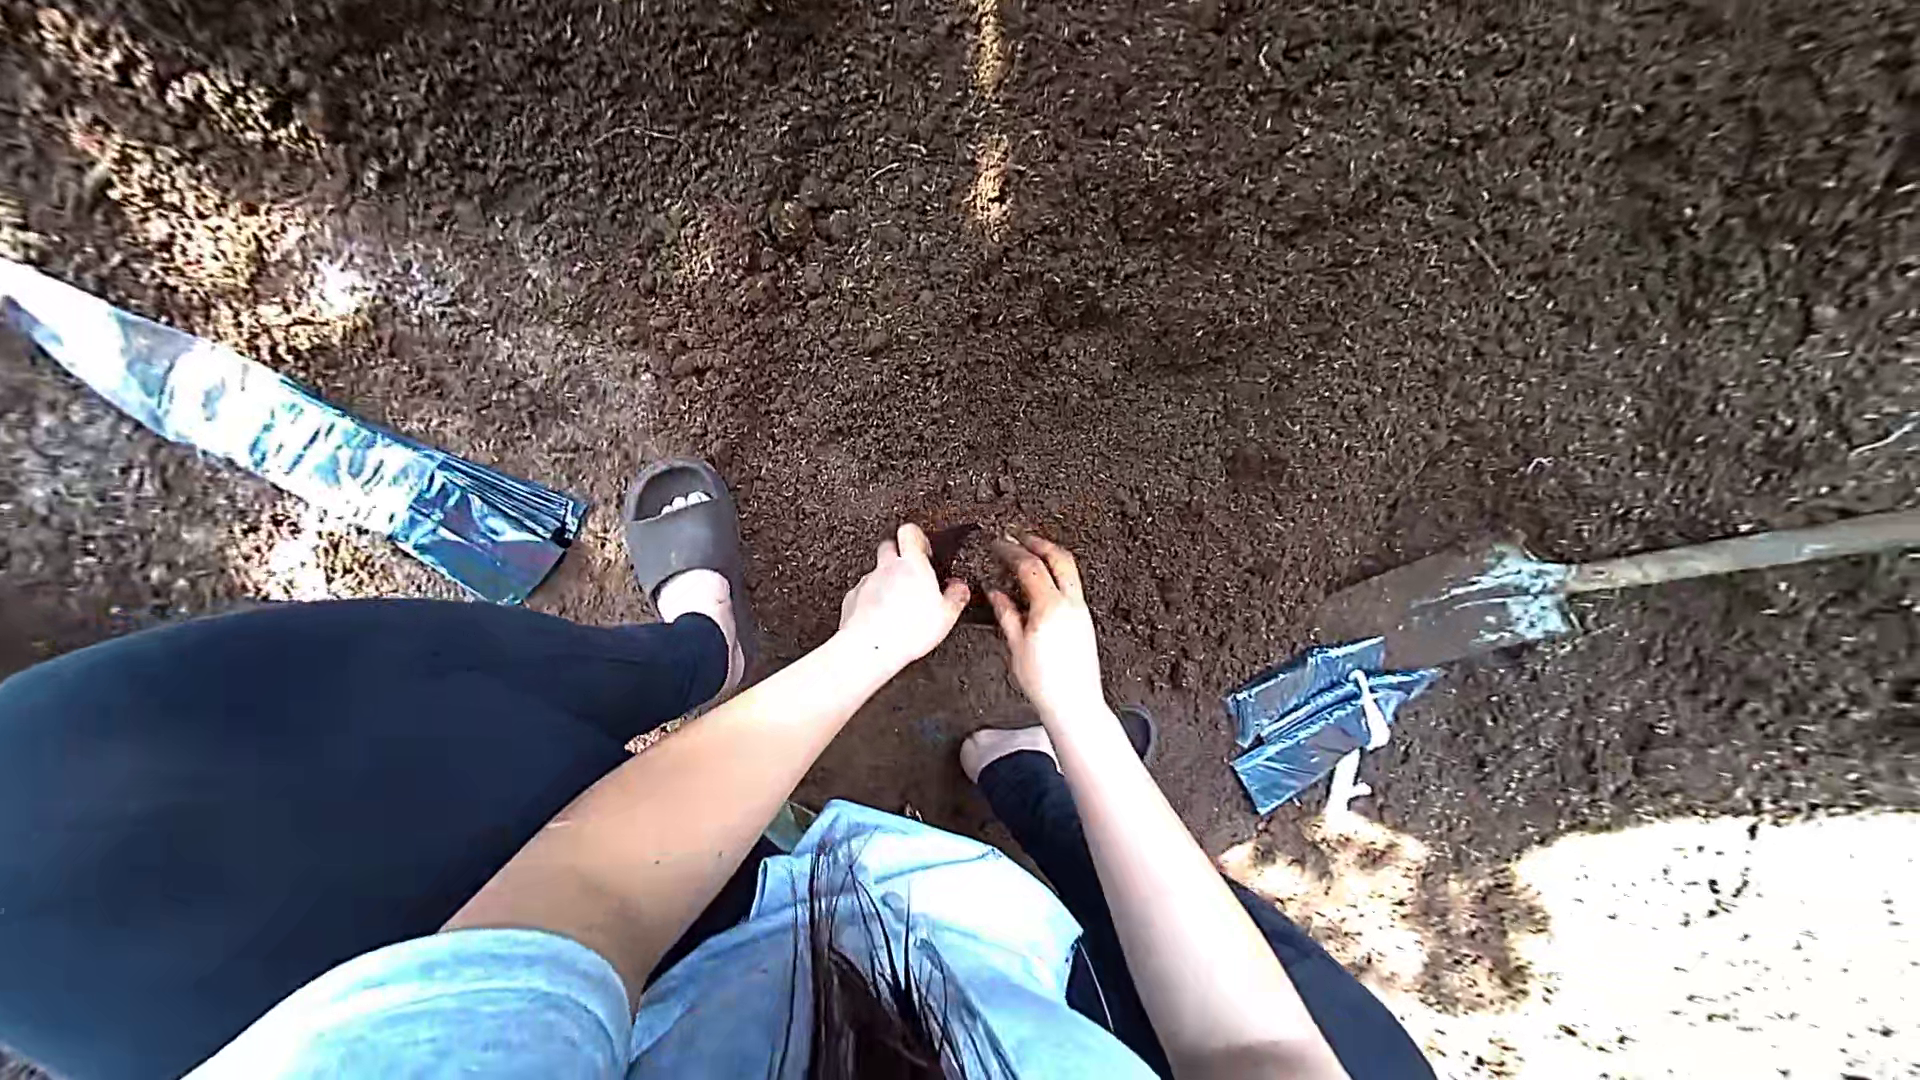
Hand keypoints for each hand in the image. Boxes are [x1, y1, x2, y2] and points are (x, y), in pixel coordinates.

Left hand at [836, 523, 971, 674]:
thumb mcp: (946, 616)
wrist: (871, 648)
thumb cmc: (907, 630)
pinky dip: (872, 599)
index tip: (923, 547)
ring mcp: (868, 582)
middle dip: (899, 554)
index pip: (910, 531)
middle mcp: (887, 568)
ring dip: (886, 580)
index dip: (917, 536)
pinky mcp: (853, 598)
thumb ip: (956, 596)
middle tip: (910, 573)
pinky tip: (881, 616)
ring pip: (877, 571)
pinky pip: (864, 591)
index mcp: (912, 565)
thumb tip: (960, 587)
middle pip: (889, 545)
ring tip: (897, 603)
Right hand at [988, 535, 1106, 722]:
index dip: (1011, 550)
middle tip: (1018, 535)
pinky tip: (1041, 580)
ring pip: (1069, 570)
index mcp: (1050, 608)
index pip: (1030, 566)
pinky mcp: (1084, 620)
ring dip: (1049, 555)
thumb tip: (996, 592)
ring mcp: (1081, 611)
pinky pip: (1071, 585)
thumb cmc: (1046, 683)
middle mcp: (1071, 604)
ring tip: (1029, 552)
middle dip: (1037, 542)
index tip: (998, 543)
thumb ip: (1006, 613)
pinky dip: (1056, 573)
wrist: (1075, 704)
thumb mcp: (1016, 646)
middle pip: (1058, 558)